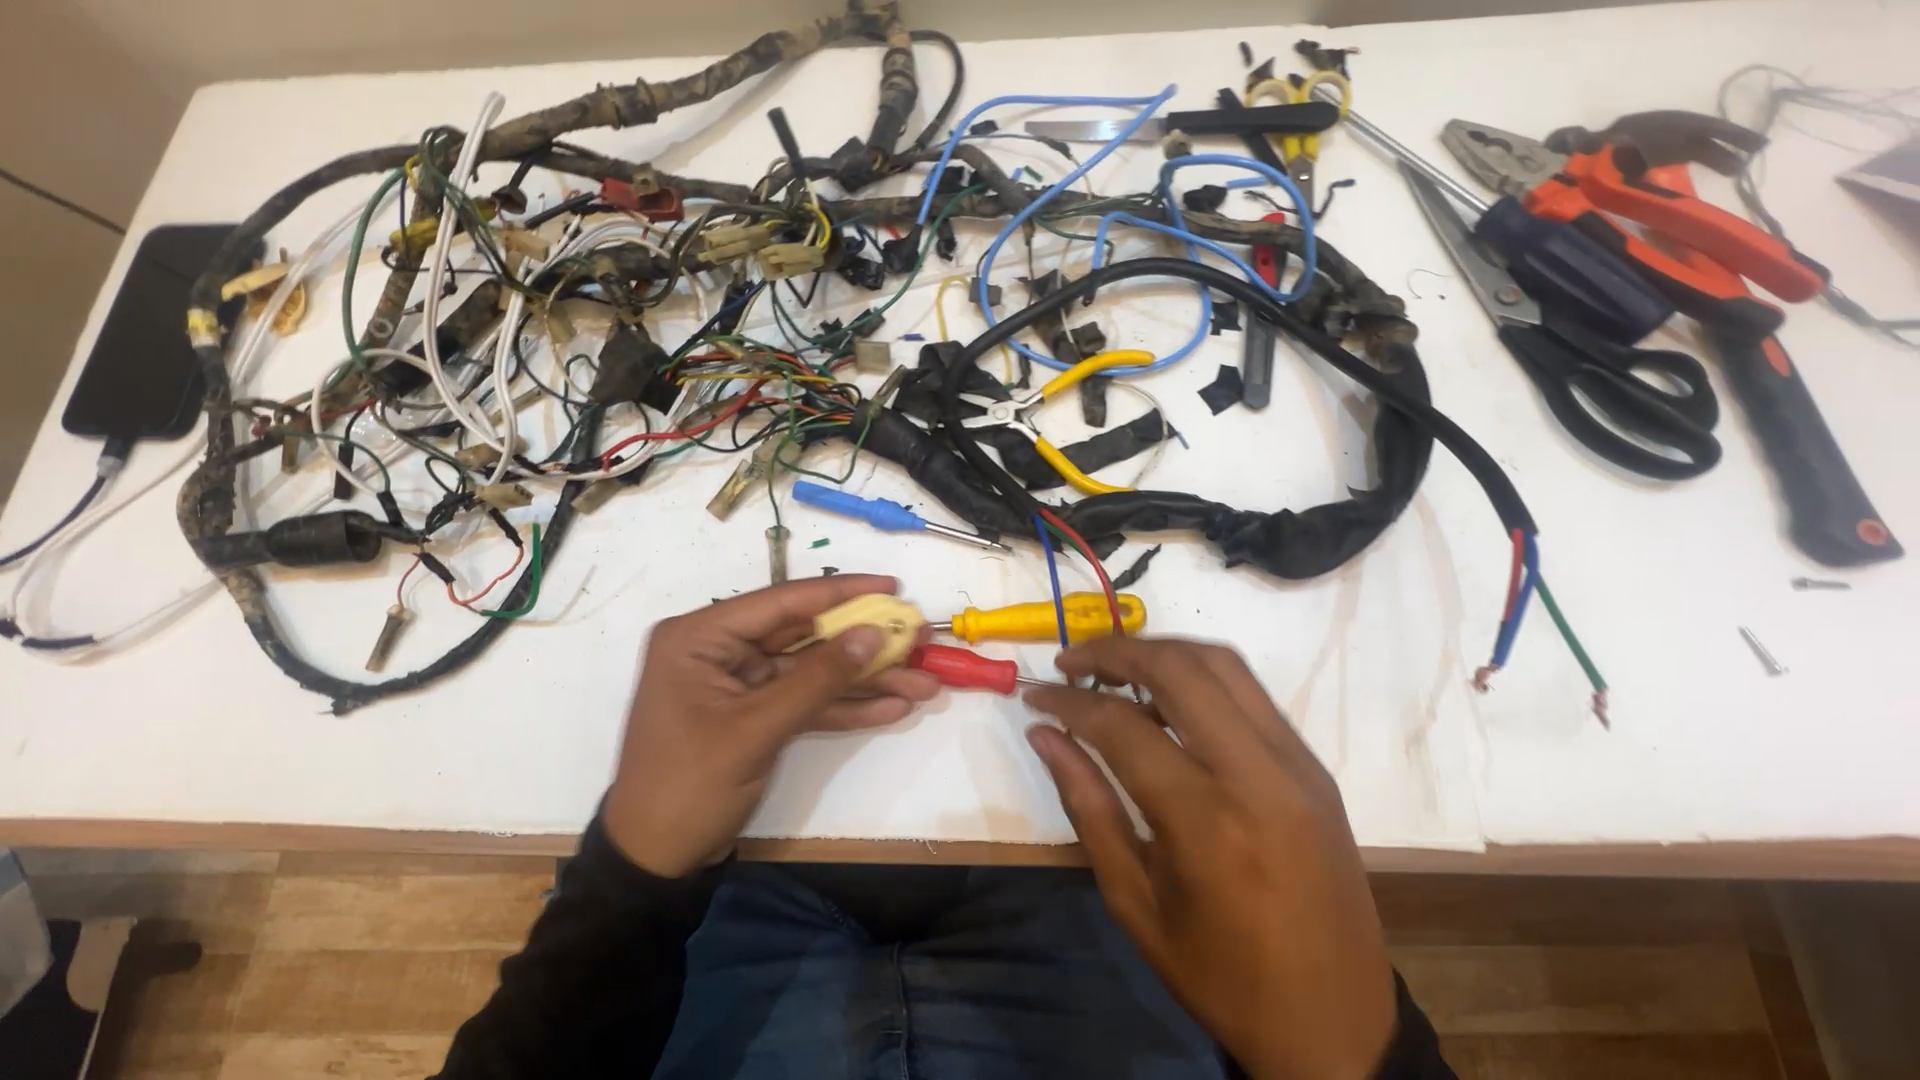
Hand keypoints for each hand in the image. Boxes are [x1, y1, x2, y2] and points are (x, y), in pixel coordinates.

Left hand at [604, 575, 938, 877]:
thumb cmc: (690, 785)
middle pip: (804, 635)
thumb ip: (818, 678)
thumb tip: (873, 634)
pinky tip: (893, 708)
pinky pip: (806, 701)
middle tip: (917, 637)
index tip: (892, 586)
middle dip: (863, 643)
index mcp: (700, 637)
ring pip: (812, 670)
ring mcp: (739, 684)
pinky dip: (845, 707)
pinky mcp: (754, 715)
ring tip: (923, 681)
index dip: (841, 593)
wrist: (655, 860)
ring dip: (865, 680)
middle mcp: (719, 650)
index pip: (782, 602)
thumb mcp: (757, 729)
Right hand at [1024, 637, 1395, 1079]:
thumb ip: (1087, 806)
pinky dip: (1202, 678)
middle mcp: (1258, 774)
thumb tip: (1045, 735)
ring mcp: (1297, 765)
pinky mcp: (1315, 768)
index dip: (1069, 701)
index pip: (1122, 725)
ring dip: (1162, 652)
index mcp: (1206, 820)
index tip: (1035, 696)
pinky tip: (1169, 701)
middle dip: (1115, 651)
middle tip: (1072, 661)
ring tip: (1115, 668)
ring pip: (1224, 665)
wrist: (1334, 1023)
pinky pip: (1253, 695)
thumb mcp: (1135, 901)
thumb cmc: (1220, 976)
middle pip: (1180, 668)